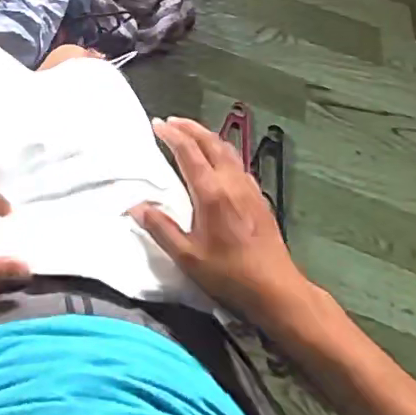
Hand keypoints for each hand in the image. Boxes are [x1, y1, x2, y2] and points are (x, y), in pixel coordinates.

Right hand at [131, 117, 314, 325]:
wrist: (279, 292)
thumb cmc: (230, 274)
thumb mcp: (187, 257)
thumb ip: (160, 228)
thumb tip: (136, 206)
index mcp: (211, 192)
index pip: (189, 151)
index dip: (171, 134)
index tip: (156, 124)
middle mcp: (231, 183)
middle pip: (210, 142)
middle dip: (189, 127)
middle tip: (170, 122)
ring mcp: (249, 189)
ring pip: (227, 150)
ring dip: (206, 136)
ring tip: (190, 134)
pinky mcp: (259, 198)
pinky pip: (237, 163)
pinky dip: (221, 151)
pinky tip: (216, 161)